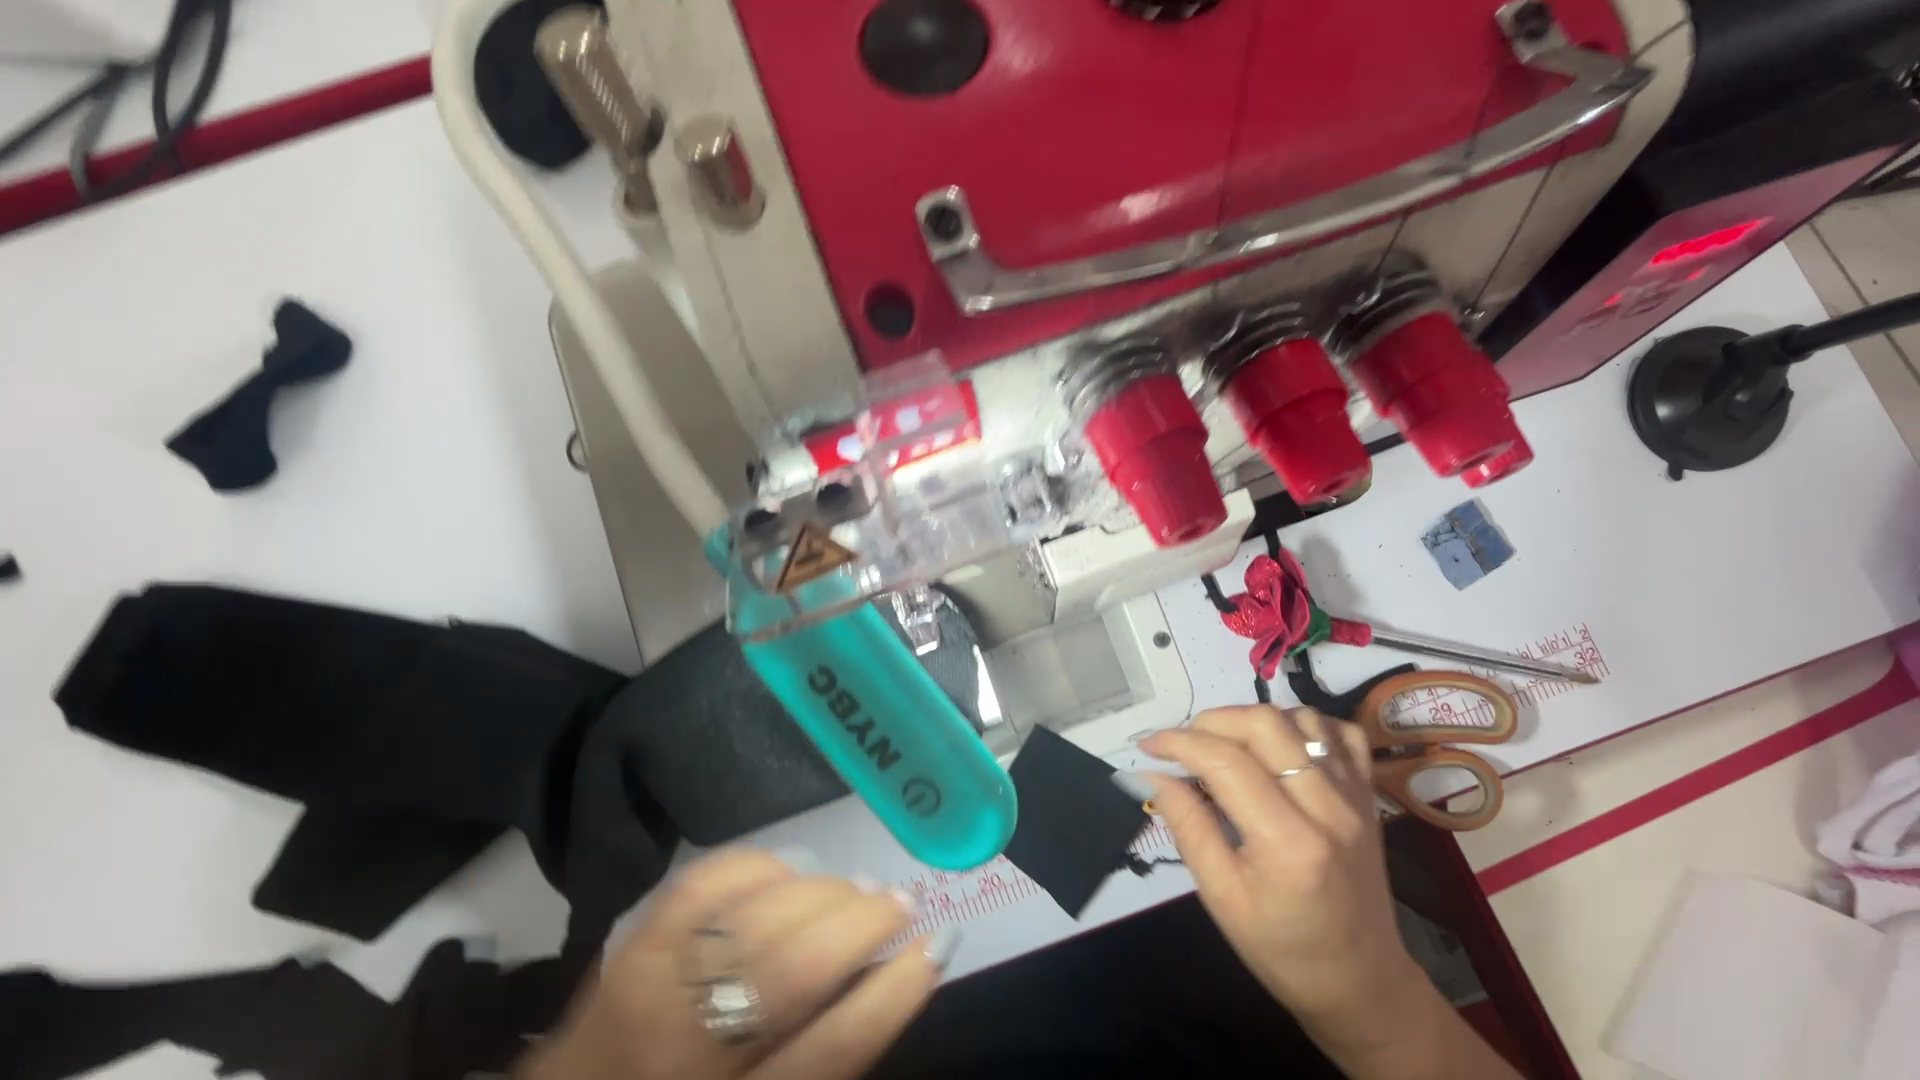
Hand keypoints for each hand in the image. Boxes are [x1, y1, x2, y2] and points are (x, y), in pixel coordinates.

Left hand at [520, 849, 956, 1079]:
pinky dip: (758, 868)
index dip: (892, 994)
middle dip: (858, 926)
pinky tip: (790, 874)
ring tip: (856, 889)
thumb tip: (887, 971)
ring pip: (750, 922)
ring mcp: (652, 989)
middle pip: (789, 974)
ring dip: (818, 894)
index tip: (934, 947)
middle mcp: (689, 1052)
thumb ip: (820, 1052)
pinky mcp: (631, 944)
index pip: (829, 1051)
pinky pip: (704, 886)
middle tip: (897, 903)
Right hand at [1132, 707, 1419, 1028]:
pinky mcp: (1369, 796)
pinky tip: (1278, 747)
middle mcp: (1328, 808)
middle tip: (1183, 745)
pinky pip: (1340, 733)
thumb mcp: (1221, 897)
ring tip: (1226, 746)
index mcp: (1288, 842)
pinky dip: (1303, 725)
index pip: (1226, 762)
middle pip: (1264, 725)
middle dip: (1211, 722)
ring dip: (1254, 720)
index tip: (1148, 746)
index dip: (1179, 743)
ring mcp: (1356, 798)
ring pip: (1301, 719)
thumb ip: (1188, 826)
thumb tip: (1151, 775)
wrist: (1360, 983)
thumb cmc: (1282, 949)